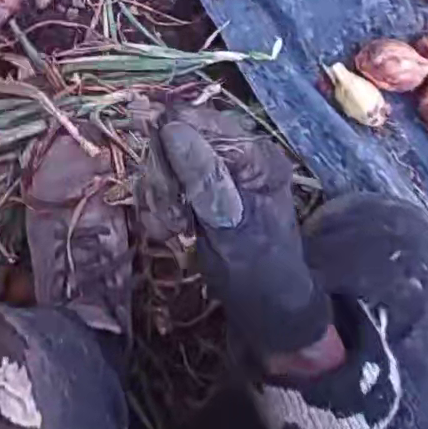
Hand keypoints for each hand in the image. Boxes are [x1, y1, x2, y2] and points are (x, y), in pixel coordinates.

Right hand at [155, 105, 336, 365]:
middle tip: (173, 219)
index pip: (190, 119)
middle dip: (162, 178)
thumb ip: (204, 178)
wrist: (269, 309)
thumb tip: (171, 127)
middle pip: (170, 136)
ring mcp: (216, 164)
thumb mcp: (231, 230)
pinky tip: (169, 228)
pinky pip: (161, 177)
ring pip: (160, 158)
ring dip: (158, 195)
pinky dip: (158, 204)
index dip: (166, 147)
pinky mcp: (200, 180)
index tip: (166, 191)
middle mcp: (234, 148)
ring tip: (173, 228)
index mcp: (252, 151)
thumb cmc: (259, 274)